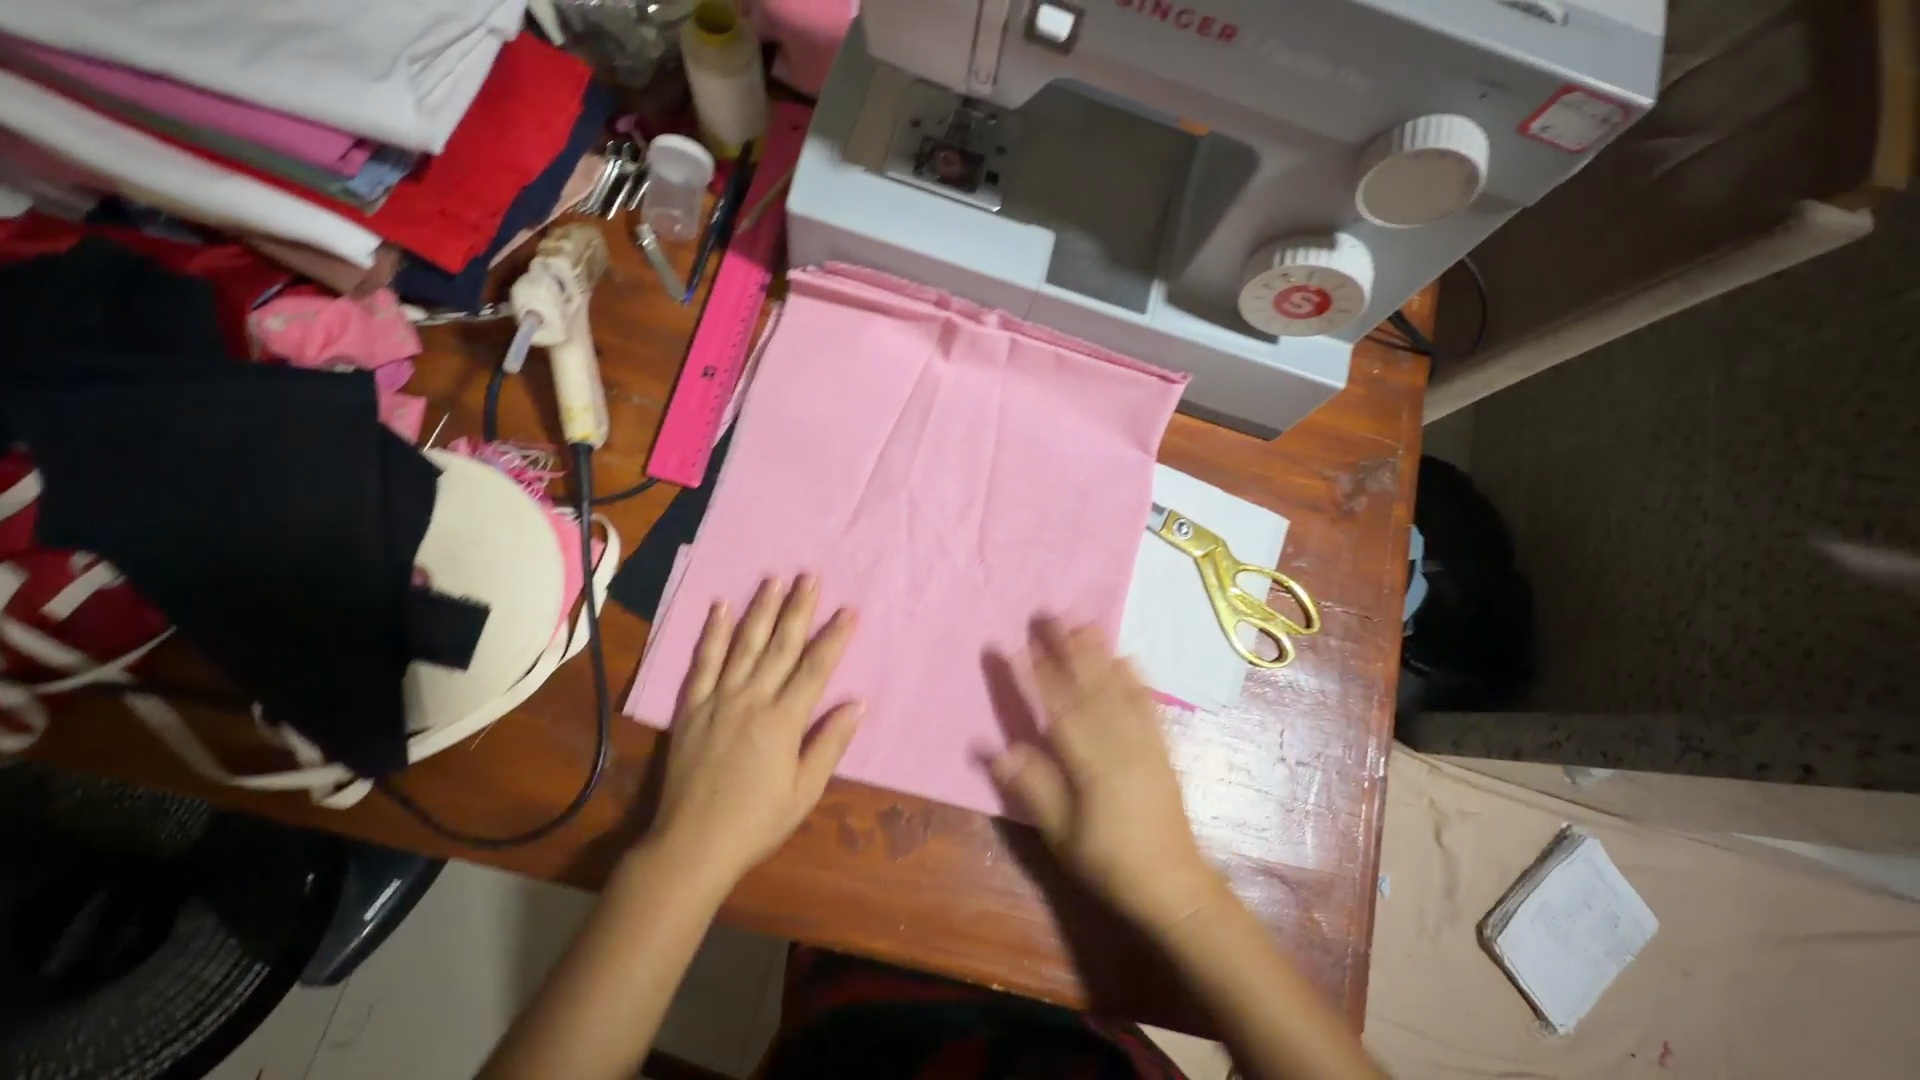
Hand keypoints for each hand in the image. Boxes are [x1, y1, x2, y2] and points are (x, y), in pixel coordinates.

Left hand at [648, 575, 861, 882]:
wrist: (692, 844)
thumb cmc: (757, 822)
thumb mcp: (804, 791)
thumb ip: (829, 744)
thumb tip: (856, 703)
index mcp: (784, 721)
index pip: (815, 668)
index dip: (834, 637)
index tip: (849, 609)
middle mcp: (752, 699)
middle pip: (780, 645)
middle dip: (798, 608)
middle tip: (810, 575)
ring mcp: (718, 700)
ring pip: (744, 645)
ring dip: (760, 609)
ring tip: (774, 579)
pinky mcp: (691, 707)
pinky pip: (703, 662)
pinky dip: (713, 633)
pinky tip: (721, 608)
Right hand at [991, 619, 1228, 935]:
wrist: (1173, 884)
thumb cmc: (1109, 862)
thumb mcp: (1063, 835)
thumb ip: (1035, 788)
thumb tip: (1000, 749)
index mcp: (1091, 764)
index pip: (1057, 709)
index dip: (1035, 676)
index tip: (1015, 645)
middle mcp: (1120, 743)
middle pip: (1089, 687)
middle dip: (1067, 649)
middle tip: (1049, 615)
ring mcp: (1145, 742)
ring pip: (1118, 689)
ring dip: (1099, 654)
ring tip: (1083, 622)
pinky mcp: (1161, 749)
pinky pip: (1149, 705)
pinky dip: (1136, 678)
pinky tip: (1127, 658)